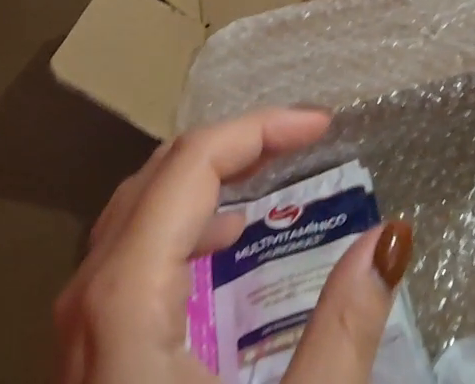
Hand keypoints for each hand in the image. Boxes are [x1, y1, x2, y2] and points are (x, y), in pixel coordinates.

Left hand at [54, 107, 414, 383]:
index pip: (191, 166)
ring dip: (206, 181)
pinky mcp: (92, 350)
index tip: (323, 124)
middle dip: (236, 145)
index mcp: (126, 296)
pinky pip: (131, 251)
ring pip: (138, 209)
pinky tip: (221, 244)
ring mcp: (82, 323)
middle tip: (305, 141)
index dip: (259, 130)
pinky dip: (183, 224)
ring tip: (270, 179)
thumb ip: (344, 334)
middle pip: (159, 175)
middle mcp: (90, 293)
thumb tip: (392, 241)